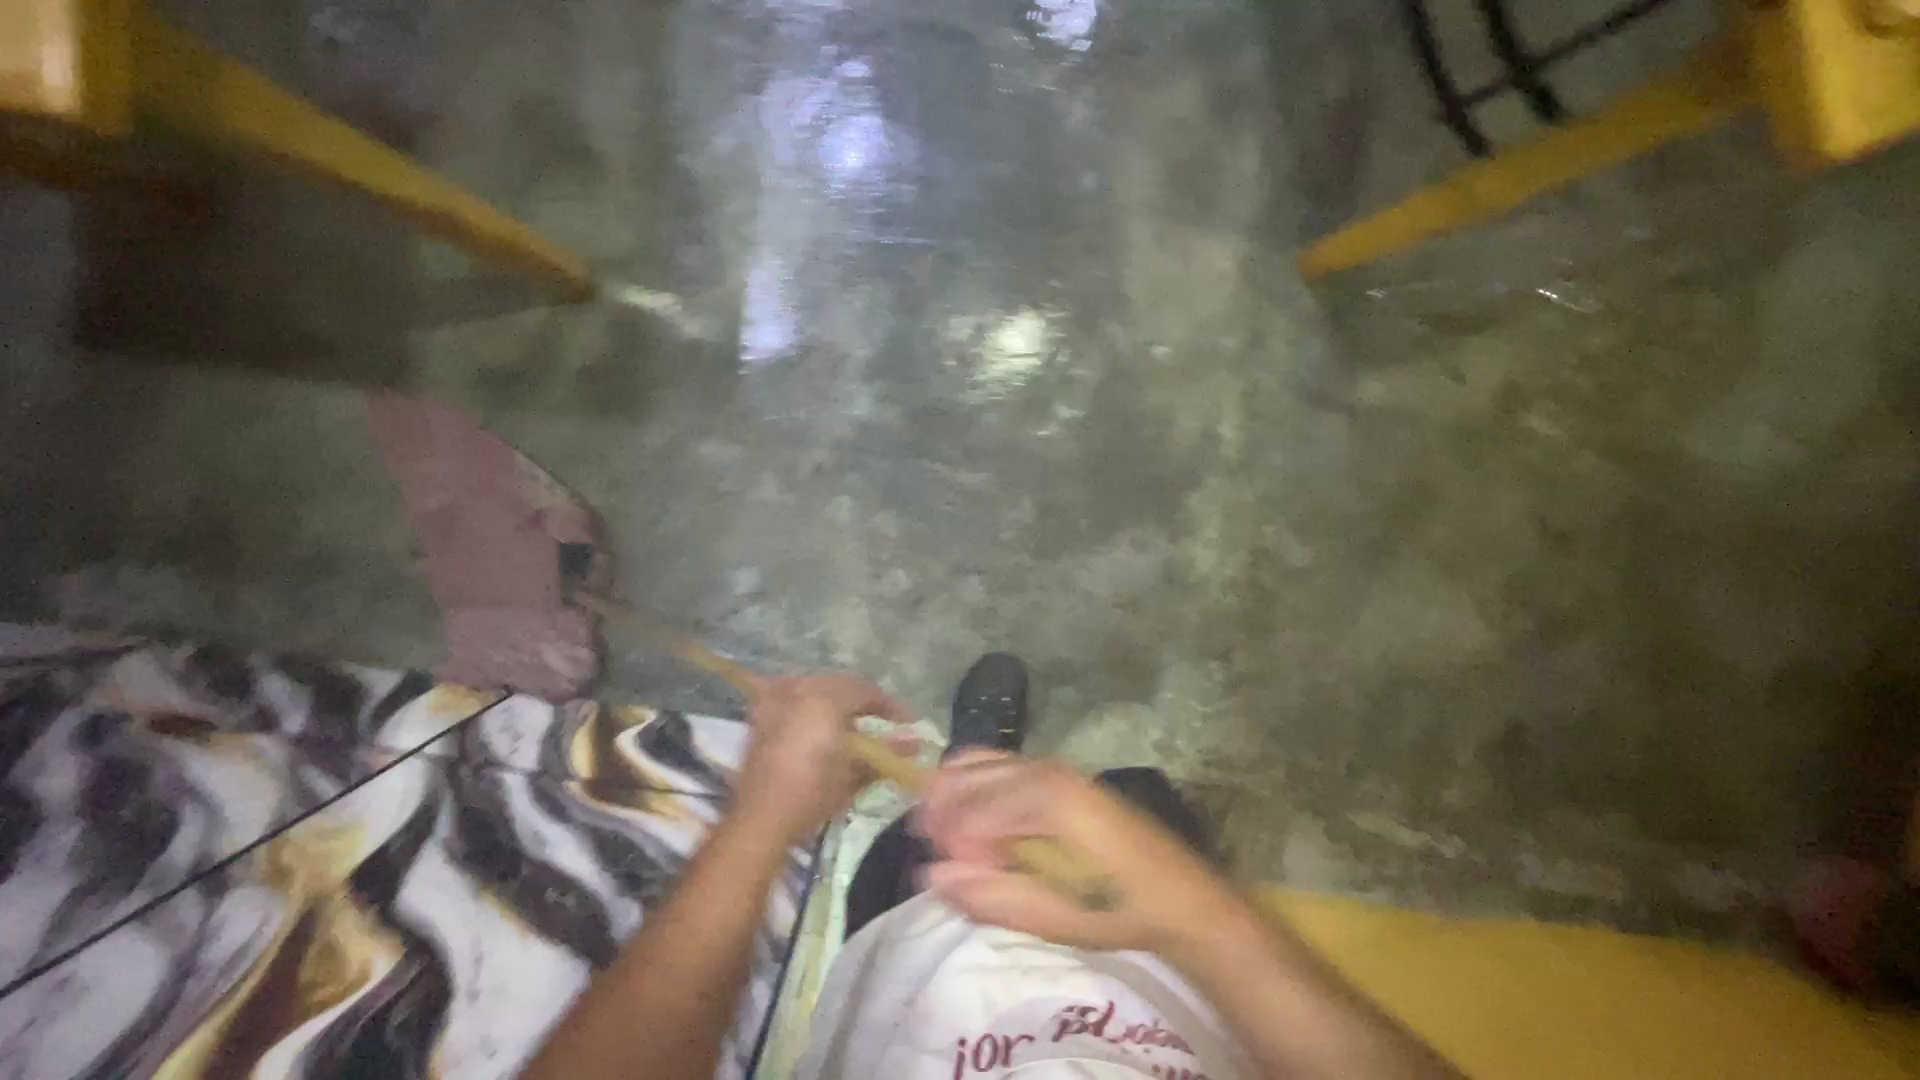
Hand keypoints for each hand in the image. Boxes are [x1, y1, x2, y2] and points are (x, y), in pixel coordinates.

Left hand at [731, 674, 915, 843]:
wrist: (760, 817)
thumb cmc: (813, 796)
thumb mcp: (854, 774)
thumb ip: (886, 752)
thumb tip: (916, 742)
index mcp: (827, 700)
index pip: (867, 691)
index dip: (889, 706)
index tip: (906, 722)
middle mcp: (801, 689)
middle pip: (841, 684)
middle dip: (862, 700)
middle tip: (878, 721)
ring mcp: (777, 697)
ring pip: (815, 684)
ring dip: (834, 697)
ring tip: (848, 721)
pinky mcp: (760, 711)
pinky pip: (789, 691)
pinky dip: (806, 700)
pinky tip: (813, 717)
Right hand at [916, 751, 1255, 956]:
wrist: (1177, 894)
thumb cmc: (1116, 909)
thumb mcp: (1053, 918)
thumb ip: (990, 896)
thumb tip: (931, 874)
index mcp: (1045, 799)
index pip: (967, 811)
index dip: (951, 846)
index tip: (955, 879)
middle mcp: (1042, 768)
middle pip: (964, 775)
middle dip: (943, 815)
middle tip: (942, 858)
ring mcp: (1050, 765)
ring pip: (976, 764)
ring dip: (955, 798)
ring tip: (954, 843)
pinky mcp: (1054, 772)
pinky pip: (995, 767)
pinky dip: (974, 790)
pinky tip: (979, 828)